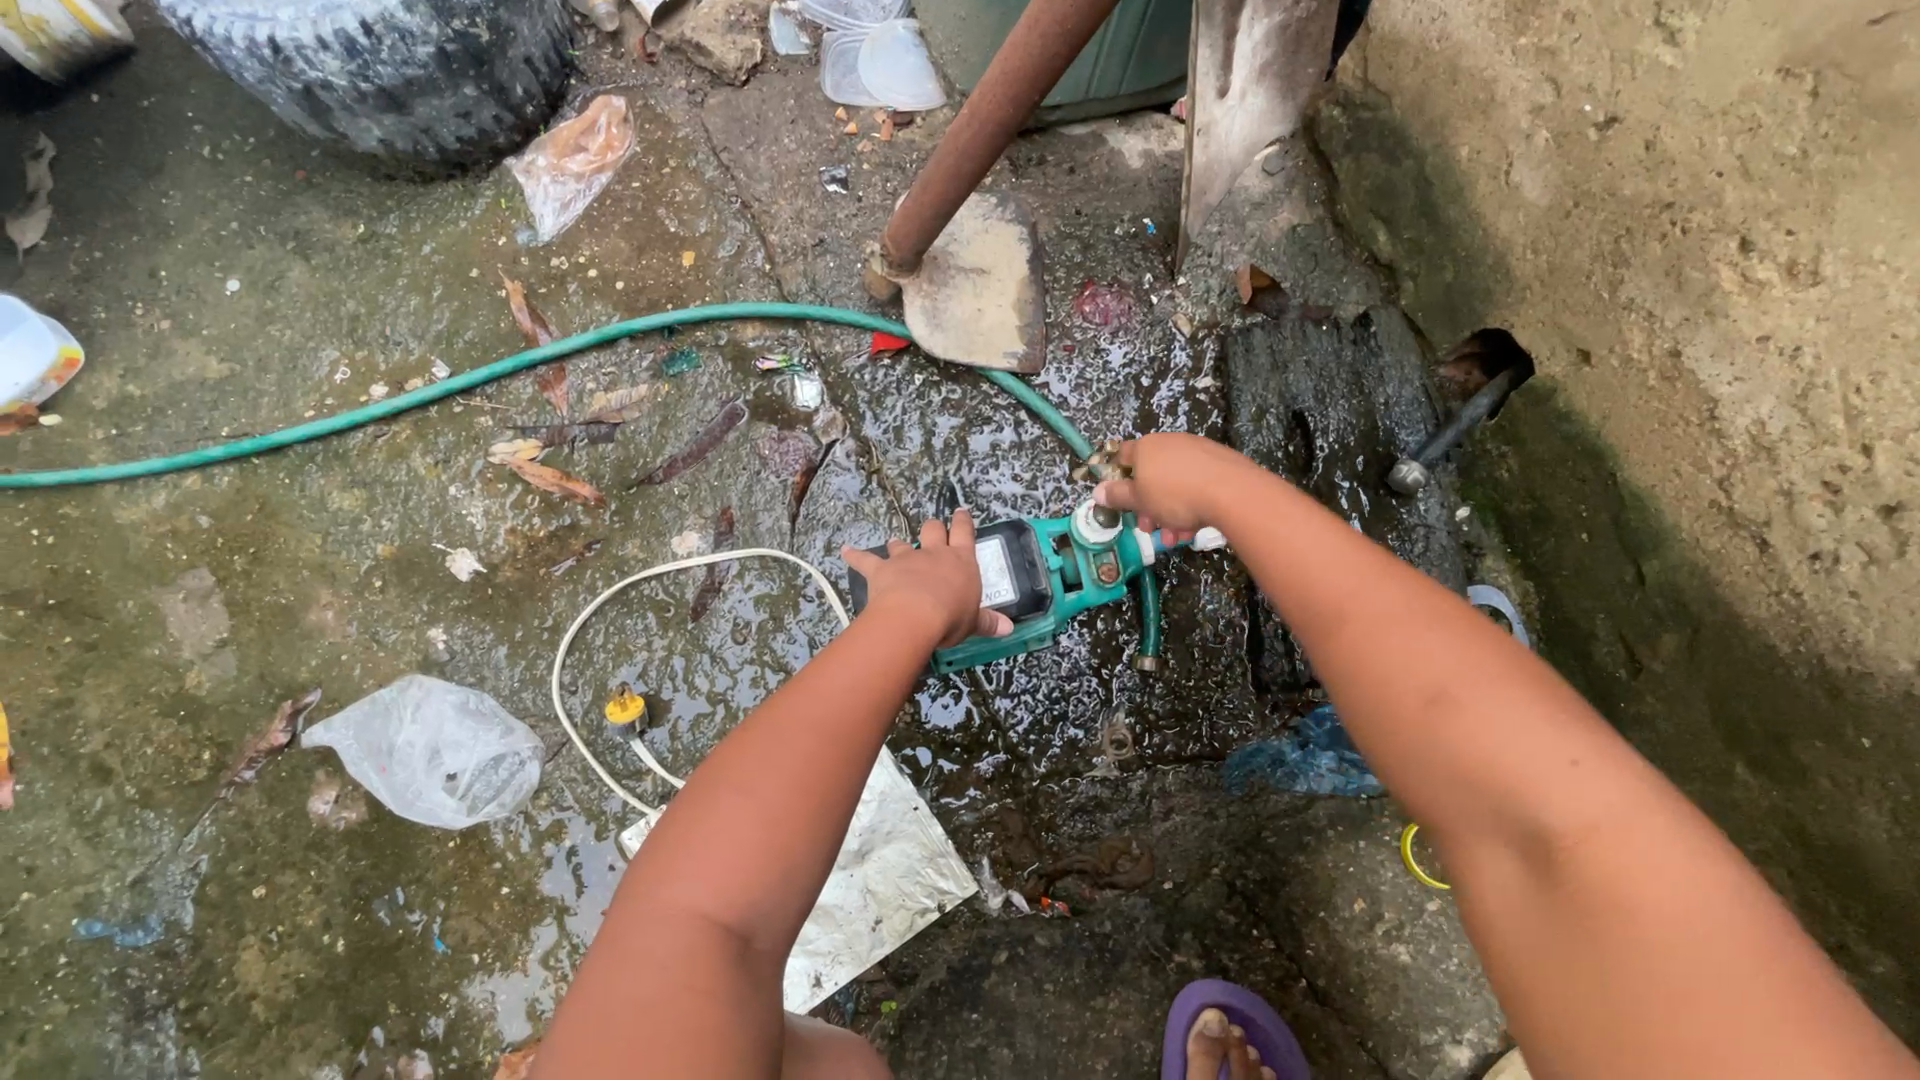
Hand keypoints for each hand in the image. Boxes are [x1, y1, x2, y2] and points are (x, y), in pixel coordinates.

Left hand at [843, 509, 1014, 647]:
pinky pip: (865, 560)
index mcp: (961, 562)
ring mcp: (906, 559)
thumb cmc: (951, 617)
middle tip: (933, 528)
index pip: (964, 533)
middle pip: (933, 530)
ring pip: (901, 544)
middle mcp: (934, 553)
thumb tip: (1009, 628)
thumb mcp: (973, 622)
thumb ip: (988, 622)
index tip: (961, 512)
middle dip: (933, 527)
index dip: (963, 522)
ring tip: (895, 543)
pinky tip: (845, 551)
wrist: (915, 615)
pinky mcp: (881, 570)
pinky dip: (855, 555)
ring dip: (898, 544)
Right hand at [1091, 433, 1257, 532]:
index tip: (1121, 499)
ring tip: (1176, 537)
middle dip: (1148, 506)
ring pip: (1174, 484)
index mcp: (1146, 447)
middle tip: (1150, 528)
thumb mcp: (1140, 501)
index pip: (1123, 455)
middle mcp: (1170, 443)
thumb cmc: (1174, 495)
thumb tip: (1097, 491)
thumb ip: (1117, 496)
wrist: (1231, 492)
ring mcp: (1197, 451)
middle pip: (1151, 476)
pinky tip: (1194, 528)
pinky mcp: (1219, 463)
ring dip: (1170, 513)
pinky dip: (1191, 505)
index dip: (1118, 477)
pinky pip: (1196, 484)